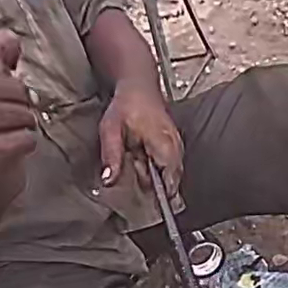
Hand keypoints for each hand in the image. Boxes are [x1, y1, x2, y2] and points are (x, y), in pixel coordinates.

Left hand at [99, 79, 183, 193]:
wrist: (139, 86)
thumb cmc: (126, 105)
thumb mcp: (111, 129)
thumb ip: (111, 156)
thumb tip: (109, 181)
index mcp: (164, 146)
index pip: (169, 184)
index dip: (158, 196)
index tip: (147, 201)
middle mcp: (177, 149)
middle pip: (169, 184)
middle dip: (152, 184)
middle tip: (135, 165)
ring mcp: (179, 150)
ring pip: (169, 178)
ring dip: (153, 176)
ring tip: (138, 157)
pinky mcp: (176, 150)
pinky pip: (169, 170)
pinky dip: (156, 169)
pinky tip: (144, 156)